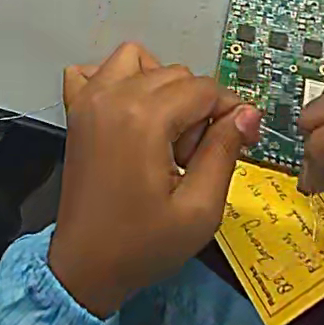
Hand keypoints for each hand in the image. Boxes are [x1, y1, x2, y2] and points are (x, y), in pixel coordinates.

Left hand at [48, 42, 261, 316]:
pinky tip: (129, 112)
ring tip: (164, 131)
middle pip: (176, 73)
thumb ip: (225, 151)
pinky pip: (96, 69)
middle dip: (195, 108)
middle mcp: (113, 94)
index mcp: (144, 117)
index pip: (204, 88)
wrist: (84, 265)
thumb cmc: (143, 244)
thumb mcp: (199, 210)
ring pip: (139, 59)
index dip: (228, 112)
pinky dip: (117, 79)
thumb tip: (247, 112)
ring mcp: (89, 97)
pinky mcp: (76, 107)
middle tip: (192, 156)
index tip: (236, 142)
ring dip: (161, 85)